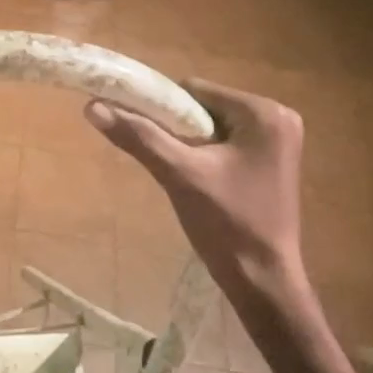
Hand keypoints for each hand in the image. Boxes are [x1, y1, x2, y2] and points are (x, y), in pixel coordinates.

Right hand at [84, 80, 309, 311]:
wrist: (263, 281)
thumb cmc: (226, 225)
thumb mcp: (179, 175)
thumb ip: (139, 137)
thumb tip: (93, 106)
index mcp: (264, 113)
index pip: (195, 91)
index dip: (165, 111)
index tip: (153, 141)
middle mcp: (279, 117)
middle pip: (205, 107)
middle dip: (180, 131)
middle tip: (172, 166)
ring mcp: (280, 140)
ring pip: (213, 126)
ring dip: (191, 145)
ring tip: (187, 179)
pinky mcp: (273, 161)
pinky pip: (228, 143)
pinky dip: (207, 156)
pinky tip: (202, 184)